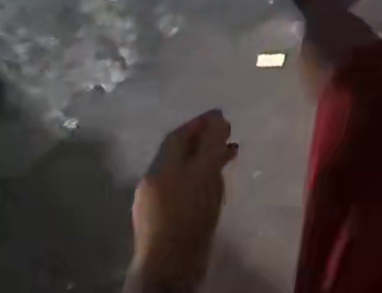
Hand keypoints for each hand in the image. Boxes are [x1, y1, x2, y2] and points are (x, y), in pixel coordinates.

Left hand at [129, 110, 237, 291]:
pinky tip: (214, 183)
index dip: (200, 122)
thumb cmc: (190, 212)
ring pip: (182, 169)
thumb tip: (217, 119)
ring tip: (228, 158)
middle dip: (203, 140)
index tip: (222, 116)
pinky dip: (200, 177)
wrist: (171, 266)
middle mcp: (152, 181)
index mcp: (160, 167)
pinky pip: (182, 187)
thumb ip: (212, 142)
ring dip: (204, 159)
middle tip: (228, 135)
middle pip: (179, 152)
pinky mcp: (162, 219)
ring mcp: (154, 202)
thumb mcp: (206, 170)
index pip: (178, 134)